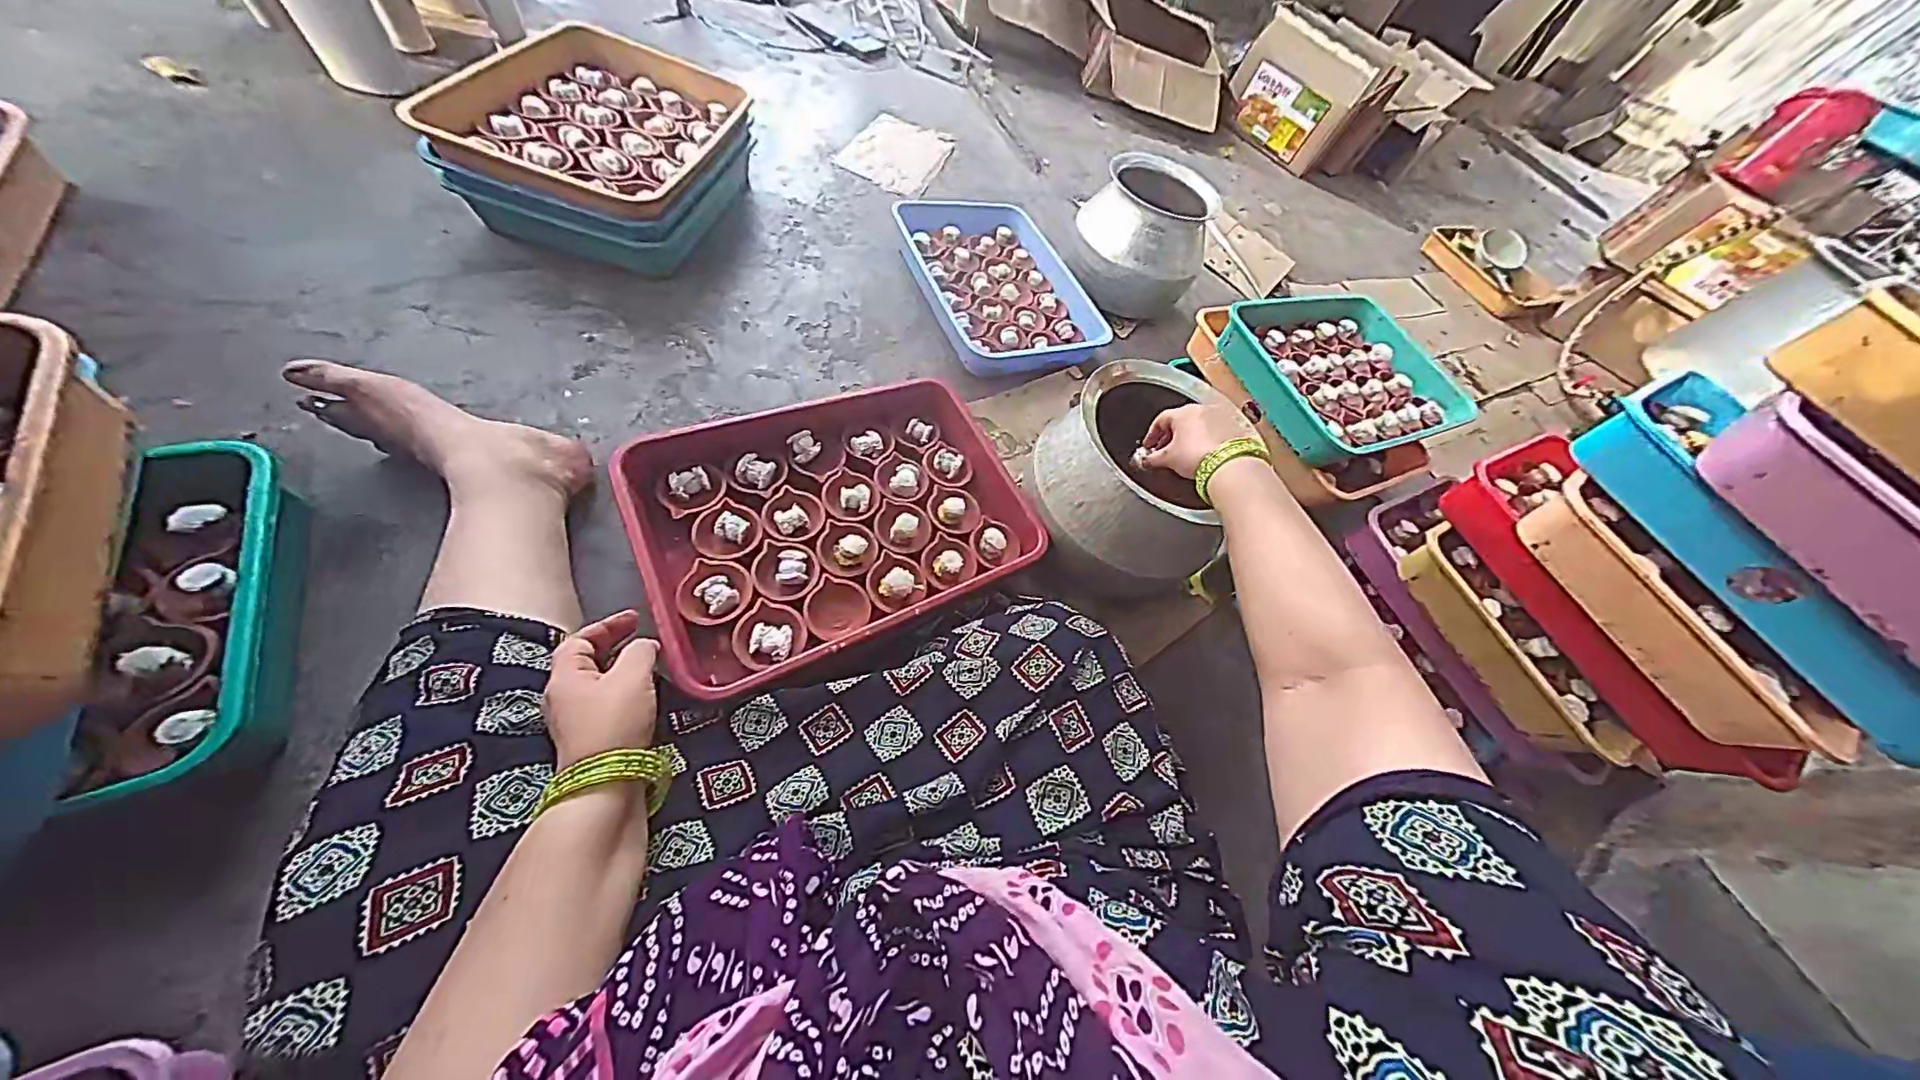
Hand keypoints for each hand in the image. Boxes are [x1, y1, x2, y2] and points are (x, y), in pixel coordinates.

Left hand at [544, 610, 660, 769]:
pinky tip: (643, 694)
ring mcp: (573, 719)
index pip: (580, 639)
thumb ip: (641, 651)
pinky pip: (604, 702)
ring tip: (647, 663)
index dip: (608, 625)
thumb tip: (645, 646)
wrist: (606, 781)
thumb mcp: (634, 676)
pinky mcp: (589, 737)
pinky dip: (623, 690)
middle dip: (614, 646)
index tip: (634, 619)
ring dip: (621, 669)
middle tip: (641, 638)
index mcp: (565, 676)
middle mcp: (562, 696)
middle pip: (586, 660)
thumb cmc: (615, 721)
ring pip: (597, 682)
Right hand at [1139, 403, 1256, 477]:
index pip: (1161, 420)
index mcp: (1183, 412)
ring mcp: (1220, 417)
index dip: (1152, 434)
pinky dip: (1206, 440)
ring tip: (1185, 454)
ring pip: (1199, 425)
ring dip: (1189, 437)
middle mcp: (1202, 410)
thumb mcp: (1168, 459)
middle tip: (1165, 451)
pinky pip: (1215, 432)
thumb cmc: (1198, 457)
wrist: (1228, 465)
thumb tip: (1146, 461)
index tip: (1149, 446)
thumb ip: (1153, 459)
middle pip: (1180, 421)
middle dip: (1170, 436)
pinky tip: (1203, 453)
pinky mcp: (1234, 427)